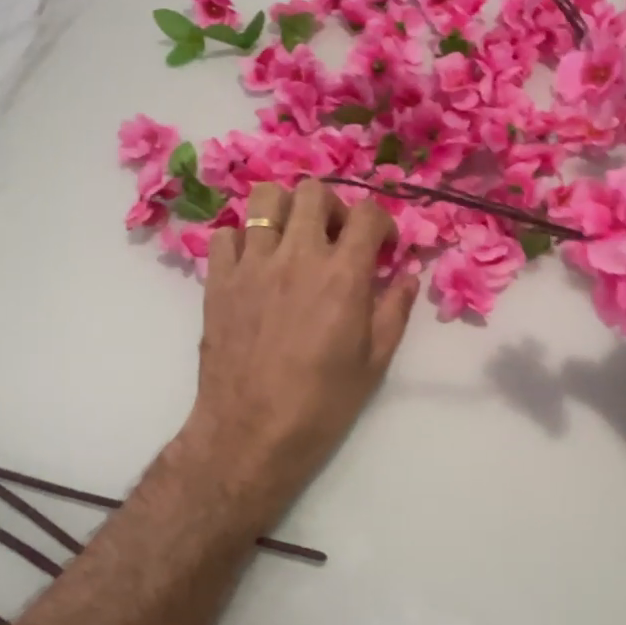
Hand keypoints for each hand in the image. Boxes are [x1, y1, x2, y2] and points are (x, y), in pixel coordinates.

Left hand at [178, 180, 417, 512]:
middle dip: (333, 207)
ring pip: (266, 199)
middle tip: (335, 239)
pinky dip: (243, 239)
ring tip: (292, 240)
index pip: (368, 213)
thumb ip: (394, 309)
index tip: (381, 247)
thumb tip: (407, 274)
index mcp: (343, 275)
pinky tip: (255, 264)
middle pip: (314, 192)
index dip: (381, 223)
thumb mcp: (375, 361)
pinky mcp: (218, 280)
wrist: (252, 432)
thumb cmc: (323, 403)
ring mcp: (252, 264)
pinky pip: (226, 233)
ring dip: (286, 211)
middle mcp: (297, 256)